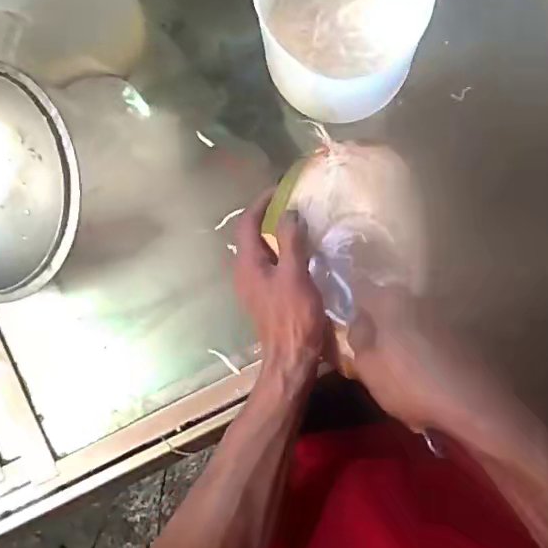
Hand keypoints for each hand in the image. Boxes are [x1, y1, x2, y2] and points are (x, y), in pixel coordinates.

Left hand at [232, 188, 326, 384]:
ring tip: (301, 224)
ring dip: (277, 235)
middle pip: (253, 234)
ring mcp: (253, 286)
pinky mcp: (265, 297)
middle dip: (270, 216)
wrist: (291, 359)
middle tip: (294, 204)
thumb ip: (291, 241)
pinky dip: (283, 252)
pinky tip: (303, 254)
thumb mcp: (295, 274)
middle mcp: (244, 272)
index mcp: (247, 263)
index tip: (281, 188)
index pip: (248, 222)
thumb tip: (289, 212)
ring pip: (262, 251)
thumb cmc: (294, 317)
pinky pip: (270, 265)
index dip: (262, 202)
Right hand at [345, 282, 528, 451]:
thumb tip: (360, 325)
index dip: (350, 308)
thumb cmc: (411, 383)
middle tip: (373, 357)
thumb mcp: (367, 369)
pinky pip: (435, 340)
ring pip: (413, 324)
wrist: (478, 406)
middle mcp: (419, 297)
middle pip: (388, 306)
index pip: (359, 289)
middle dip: (380, 327)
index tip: (348, 331)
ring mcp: (446, 315)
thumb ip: (357, 341)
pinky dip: (429, 354)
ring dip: (405, 341)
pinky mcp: (467, 336)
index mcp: (390, 299)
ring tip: (403, 375)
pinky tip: (429, 382)